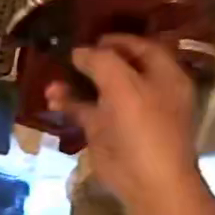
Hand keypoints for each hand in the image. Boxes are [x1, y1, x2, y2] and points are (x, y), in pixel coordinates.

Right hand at [48, 35, 204, 214]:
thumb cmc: (143, 128)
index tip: (89, 36)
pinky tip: (51, 99)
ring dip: (74, 82)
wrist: (145, 178)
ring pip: (97, 88)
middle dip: (91, 59)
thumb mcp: (124, 87)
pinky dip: (68, 103)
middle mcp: (147, 90)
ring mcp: (125, 111)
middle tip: (65, 53)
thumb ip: (101, 62)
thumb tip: (79, 51)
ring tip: (51, 78)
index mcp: (164, 77)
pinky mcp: (106, 129)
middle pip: (118, 66)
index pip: (143, 48)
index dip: (119, 39)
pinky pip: (84, 109)